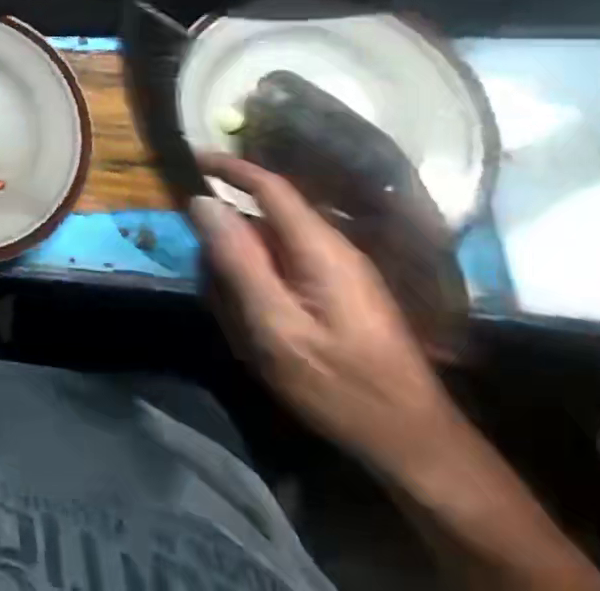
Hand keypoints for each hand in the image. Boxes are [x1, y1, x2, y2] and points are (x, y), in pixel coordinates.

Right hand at [192, 152, 464, 476]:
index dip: (227, 167)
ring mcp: (339, 273)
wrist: (413, 443)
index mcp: (321, 249)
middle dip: (225, 238)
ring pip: (269, 248)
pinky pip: (282, 271)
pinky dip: (255, 286)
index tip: (187, 157)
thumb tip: (202, 201)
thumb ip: (237, 260)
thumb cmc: (339, 384)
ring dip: (238, 270)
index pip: (269, 187)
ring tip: (230, 317)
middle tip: (202, 279)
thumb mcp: (274, 326)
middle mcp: (333, 250)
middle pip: (263, 220)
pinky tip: (252, 325)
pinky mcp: (338, 295)